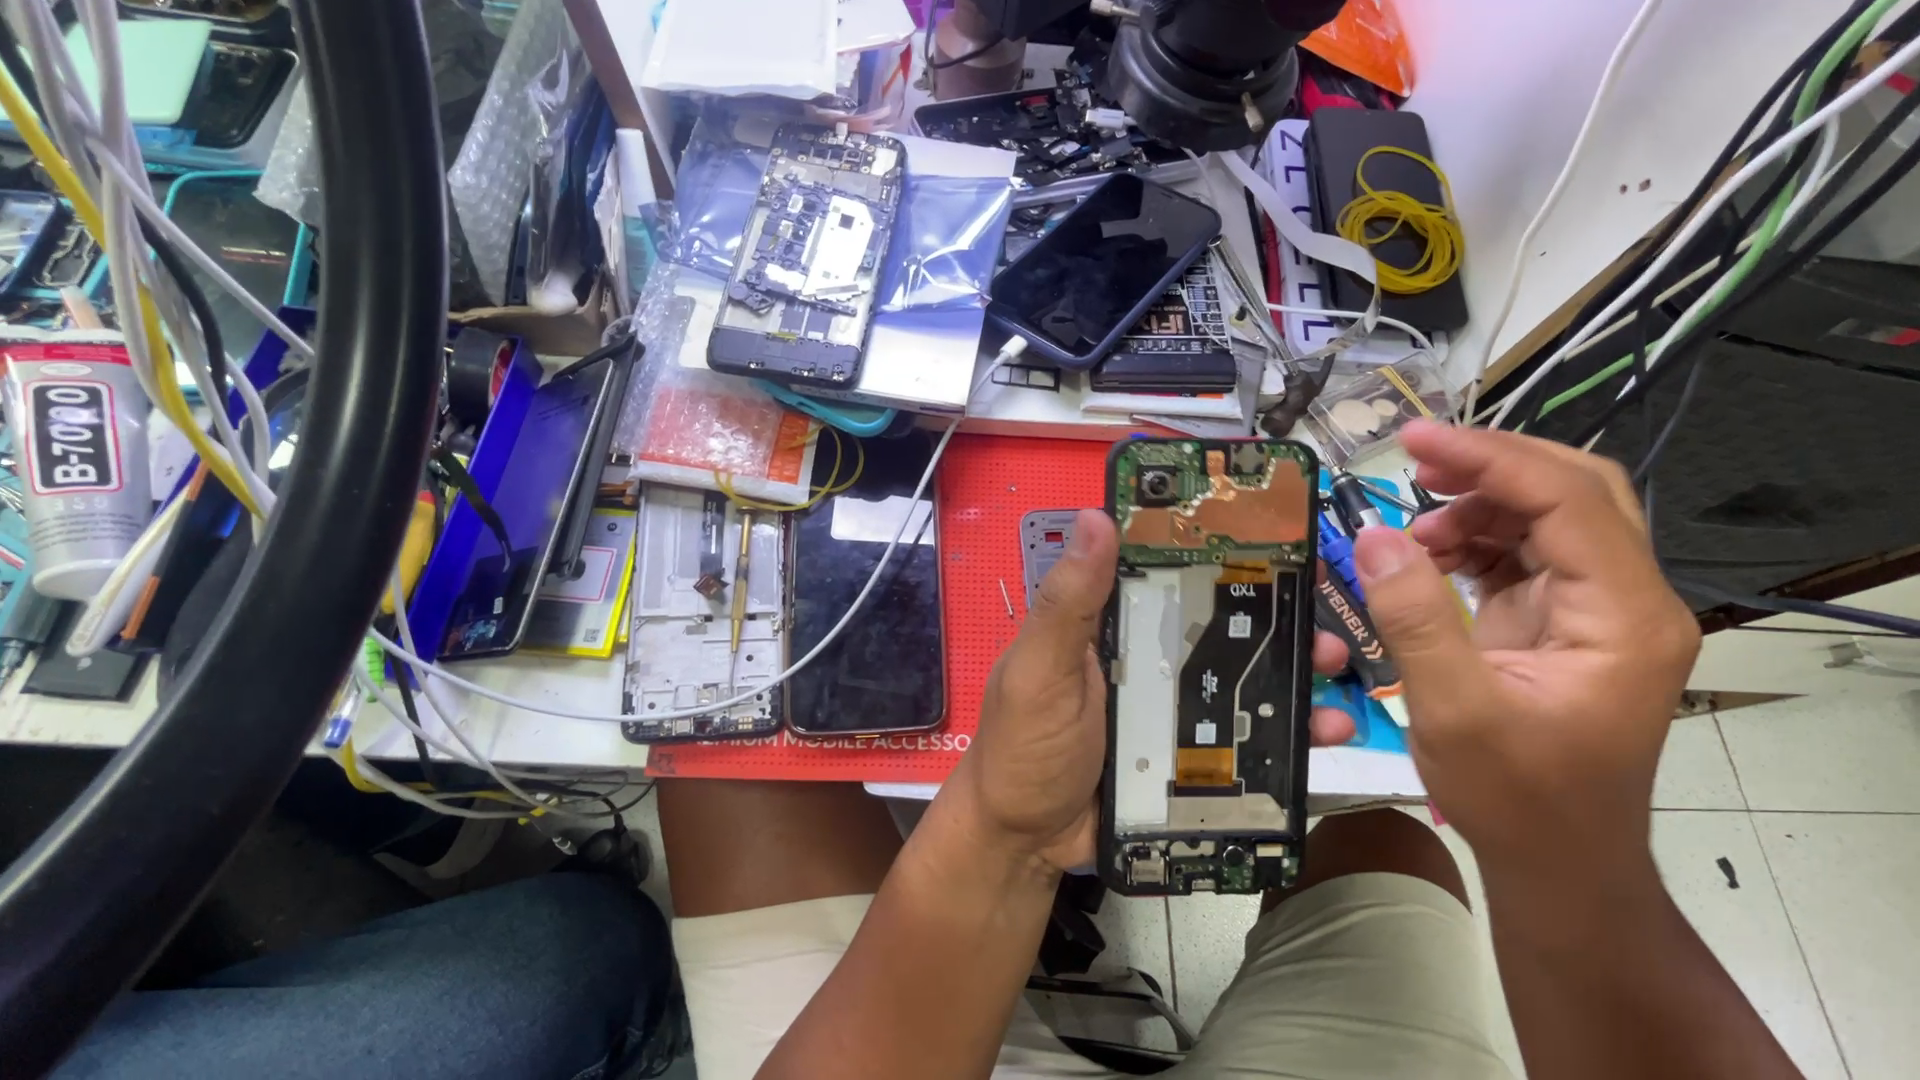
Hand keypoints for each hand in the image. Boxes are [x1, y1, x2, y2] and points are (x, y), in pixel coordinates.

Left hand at [957, 509, 1358, 873]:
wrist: (1026, 843)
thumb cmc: (1023, 748)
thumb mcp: (1040, 671)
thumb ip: (1067, 604)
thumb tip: (1096, 517)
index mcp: (1106, 626)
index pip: (1165, 572)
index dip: (1214, 550)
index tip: (1275, 533)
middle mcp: (1143, 657)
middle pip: (1217, 623)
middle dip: (1274, 612)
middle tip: (1320, 609)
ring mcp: (1169, 707)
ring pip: (1241, 677)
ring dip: (1291, 668)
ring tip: (1333, 667)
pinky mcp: (1188, 755)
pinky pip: (1244, 735)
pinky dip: (1286, 732)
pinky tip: (1326, 731)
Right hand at [1352, 421, 1699, 867]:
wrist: (1560, 863)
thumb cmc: (1517, 799)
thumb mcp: (1454, 712)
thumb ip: (1415, 619)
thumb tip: (1373, 537)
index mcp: (1623, 618)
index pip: (1568, 501)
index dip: (1490, 460)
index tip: (1414, 443)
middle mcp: (1626, 601)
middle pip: (1576, 491)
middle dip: (1492, 466)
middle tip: (1414, 461)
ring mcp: (1596, 611)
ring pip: (1548, 516)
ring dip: (1477, 505)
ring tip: (1409, 529)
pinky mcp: (1563, 623)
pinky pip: (1523, 553)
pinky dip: (1471, 540)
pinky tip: (1425, 555)